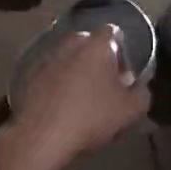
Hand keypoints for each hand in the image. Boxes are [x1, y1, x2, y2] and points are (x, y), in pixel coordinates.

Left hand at [0, 25, 149, 169]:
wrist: (41, 137)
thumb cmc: (91, 118)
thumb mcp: (131, 111)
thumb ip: (142, 92)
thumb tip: (135, 85)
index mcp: (97, 45)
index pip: (113, 32)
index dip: (122, 50)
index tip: (124, 73)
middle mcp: (70, 44)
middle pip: (89, 44)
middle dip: (98, 60)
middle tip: (105, 86)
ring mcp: (46, 58)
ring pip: (68, 58)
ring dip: (77, 71)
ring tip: (83, 98)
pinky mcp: (29, 75)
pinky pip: (51, 74)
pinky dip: (58, 83)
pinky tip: (62, 106)